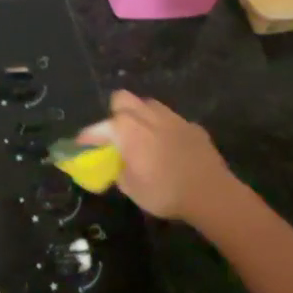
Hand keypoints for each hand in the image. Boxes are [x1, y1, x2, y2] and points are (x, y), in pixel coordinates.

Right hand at [80, 91, 238, 223]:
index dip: (88, 137)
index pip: (98, 127)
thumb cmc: (164, 191)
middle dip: (115, 113)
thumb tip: (115, 164)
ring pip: (149, 105)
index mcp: (127, 129)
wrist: (209, 192)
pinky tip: (168, 147)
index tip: (82, 146)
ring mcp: (172, 118)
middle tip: (116, 135)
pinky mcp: (192, 126)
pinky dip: (163, 129)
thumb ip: (118, 170)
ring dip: (140, 116)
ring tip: (142, 137)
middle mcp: (147, 115)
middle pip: (122, 99)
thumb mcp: (130, 187)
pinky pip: (170, 120)